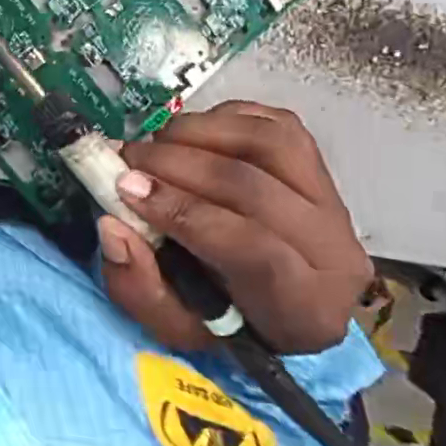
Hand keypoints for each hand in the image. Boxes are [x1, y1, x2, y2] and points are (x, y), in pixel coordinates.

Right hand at [98, 101, 372, 353]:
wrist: (272, 298)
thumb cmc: (218, 318)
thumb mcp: (170, 325)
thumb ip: (137, 285)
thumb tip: (112, 225)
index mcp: (302, 307)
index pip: (254, 250)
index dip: (185, 212)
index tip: (126, 188)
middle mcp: (333, 250)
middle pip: (252, 188)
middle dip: (174, 165)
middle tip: (124, 161)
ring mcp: (332, 199)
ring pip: (266, 142)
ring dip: (194, 134)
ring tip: (153, 147)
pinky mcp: (317, 163)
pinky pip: (272, 122)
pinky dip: (218, 120)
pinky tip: (187, 138)